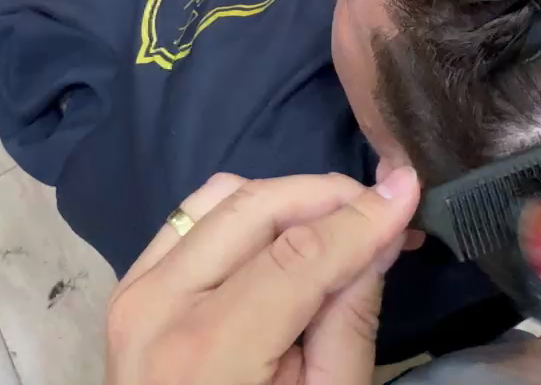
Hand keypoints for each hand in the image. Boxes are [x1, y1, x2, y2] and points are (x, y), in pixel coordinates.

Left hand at [106, 168, 419, 384]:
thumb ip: (349, 320)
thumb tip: (381, 233)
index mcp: (204, 353)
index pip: (295, 256)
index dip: (357, 218)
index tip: (407, 188)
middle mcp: (158, 303)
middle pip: (256, 208)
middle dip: (327, 195)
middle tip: (381, 204)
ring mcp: (135, 286)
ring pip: (223, 195)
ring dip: (288, 197)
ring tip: (337, 222)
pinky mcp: (132, 279)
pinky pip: (194, 212)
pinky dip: (245, 207)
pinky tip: (282, 230)